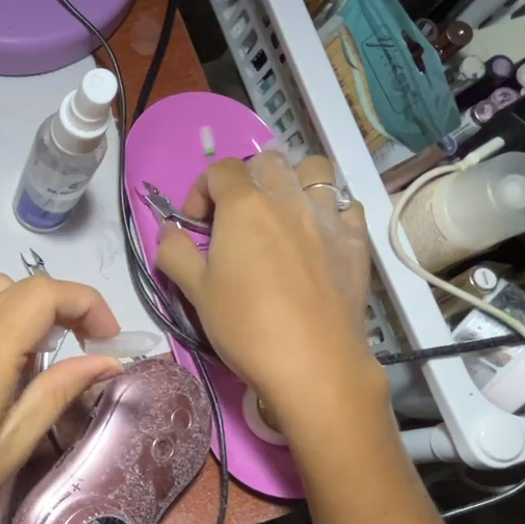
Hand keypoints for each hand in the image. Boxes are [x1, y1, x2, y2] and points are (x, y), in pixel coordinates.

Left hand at [0, 275, 124, 523]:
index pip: (41, 294)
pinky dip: (4, 322)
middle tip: (89, 348)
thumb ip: (58, 394)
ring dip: (32, 310)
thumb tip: (106, 362)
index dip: (85, 303)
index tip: (107, 341)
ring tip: (53, 357)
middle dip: (64, 305)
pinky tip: (15, 366)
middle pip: (19, 286)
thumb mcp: (12, 448)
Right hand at [156, 154, 380, 435]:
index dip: (202, 191)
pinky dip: (328, 209)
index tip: (196, 225)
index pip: (220, 170)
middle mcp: (288, 198)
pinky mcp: (356, 240)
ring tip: (281, 214)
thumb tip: (168, 231)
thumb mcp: (195, 291)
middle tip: (236, 219)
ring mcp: (328, 216)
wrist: (311, 362)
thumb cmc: (244, 325)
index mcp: (244, 206)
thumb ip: (175, 253)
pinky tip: (317, 236)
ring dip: (293, 182)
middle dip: (246, 180)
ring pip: (314, 170)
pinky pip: (345, 203)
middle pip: (267, 162)